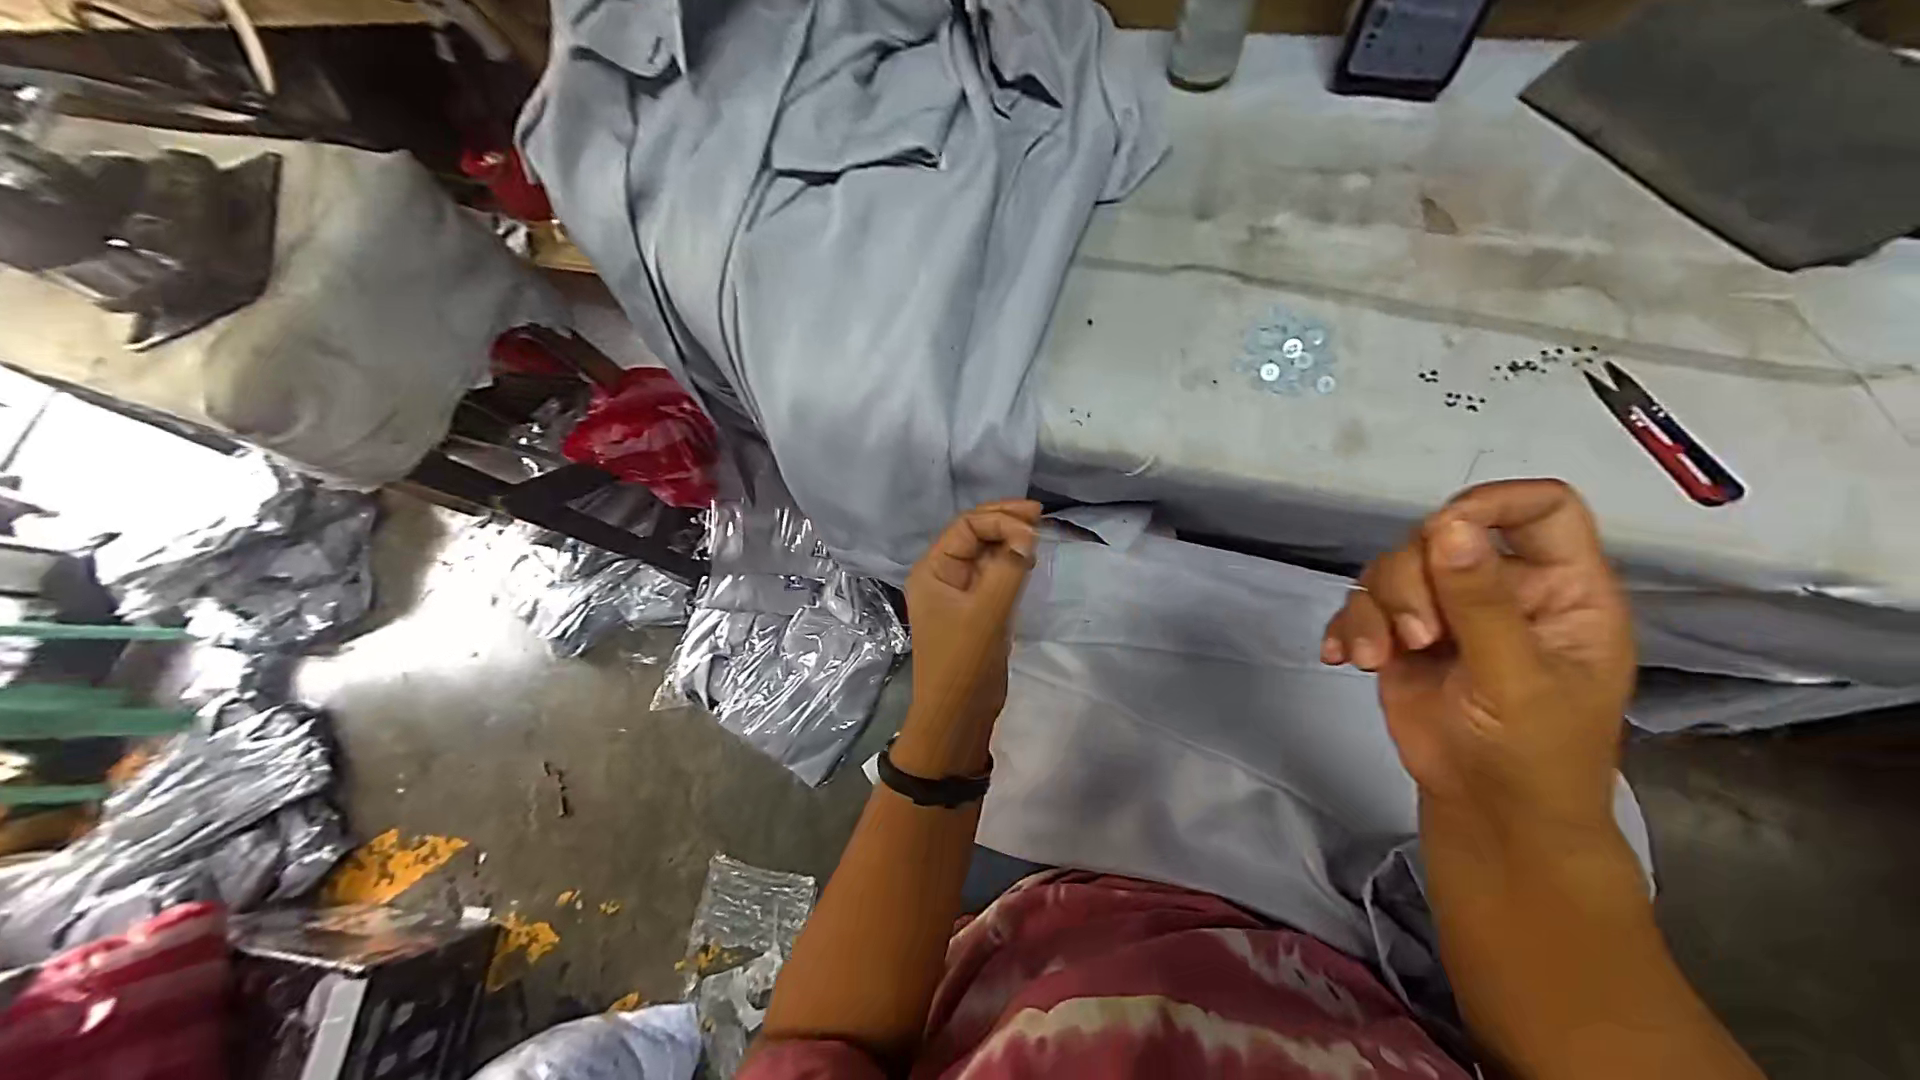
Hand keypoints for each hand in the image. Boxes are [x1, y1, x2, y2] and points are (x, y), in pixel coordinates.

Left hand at [901, 500, 1040, 756]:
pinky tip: (1029, 559)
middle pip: (973, 533)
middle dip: (1005, 520)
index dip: (1000, 520)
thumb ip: (1008, 568)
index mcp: (932, 569)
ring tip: (1038, 534)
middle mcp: (942, 574)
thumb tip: (1029, 535)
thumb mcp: (987, 612)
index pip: (966, 526)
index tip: (1035, 529)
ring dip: (1009, 539)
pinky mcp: (975, 607)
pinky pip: (993, 573)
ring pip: (985, 552)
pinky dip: (1011, 562)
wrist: (958, 714)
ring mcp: (959, 591)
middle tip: (1040, 514)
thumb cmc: (964, 661)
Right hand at [1321, 480, 1634, 838]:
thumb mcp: (1515, 677)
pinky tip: (1343, 659)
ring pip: (1391, 570)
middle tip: (1417, 639)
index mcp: (1561, 588)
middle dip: (1412, 584)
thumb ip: (1482, 601)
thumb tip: (1448, 525)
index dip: (1493, 504)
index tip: (1443, 533)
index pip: (1542, 510)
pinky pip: (1360, 606)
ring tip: (1378, 660)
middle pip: (1440, 538)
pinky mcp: (1399, 635)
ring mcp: (1446, 611)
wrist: (1486, 808)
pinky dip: (1347, 628)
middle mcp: (1501, 587)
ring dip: (1374, 612)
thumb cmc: (1534, 751)